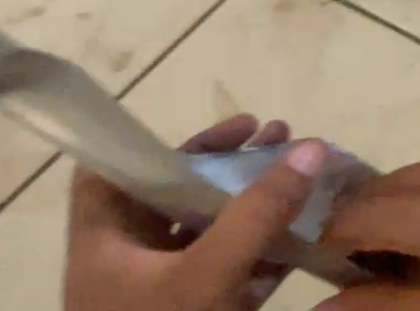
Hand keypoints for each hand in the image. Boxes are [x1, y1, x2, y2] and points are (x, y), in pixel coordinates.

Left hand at [66, 114, 329, 310]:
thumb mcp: (208, 275)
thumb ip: (259, 211)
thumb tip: (311, 144)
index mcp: (107, 247)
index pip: (110, 178)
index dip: (158, 144)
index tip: (224, 127)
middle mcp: (132, 260)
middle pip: (172, 192)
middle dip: (228, 158)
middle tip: (276, 133)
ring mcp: (168, 285)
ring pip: (211, 221)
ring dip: (257, 190)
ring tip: (302, 165)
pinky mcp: (205, 305)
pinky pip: (240, 255)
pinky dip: (273, 231)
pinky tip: (311, 220)